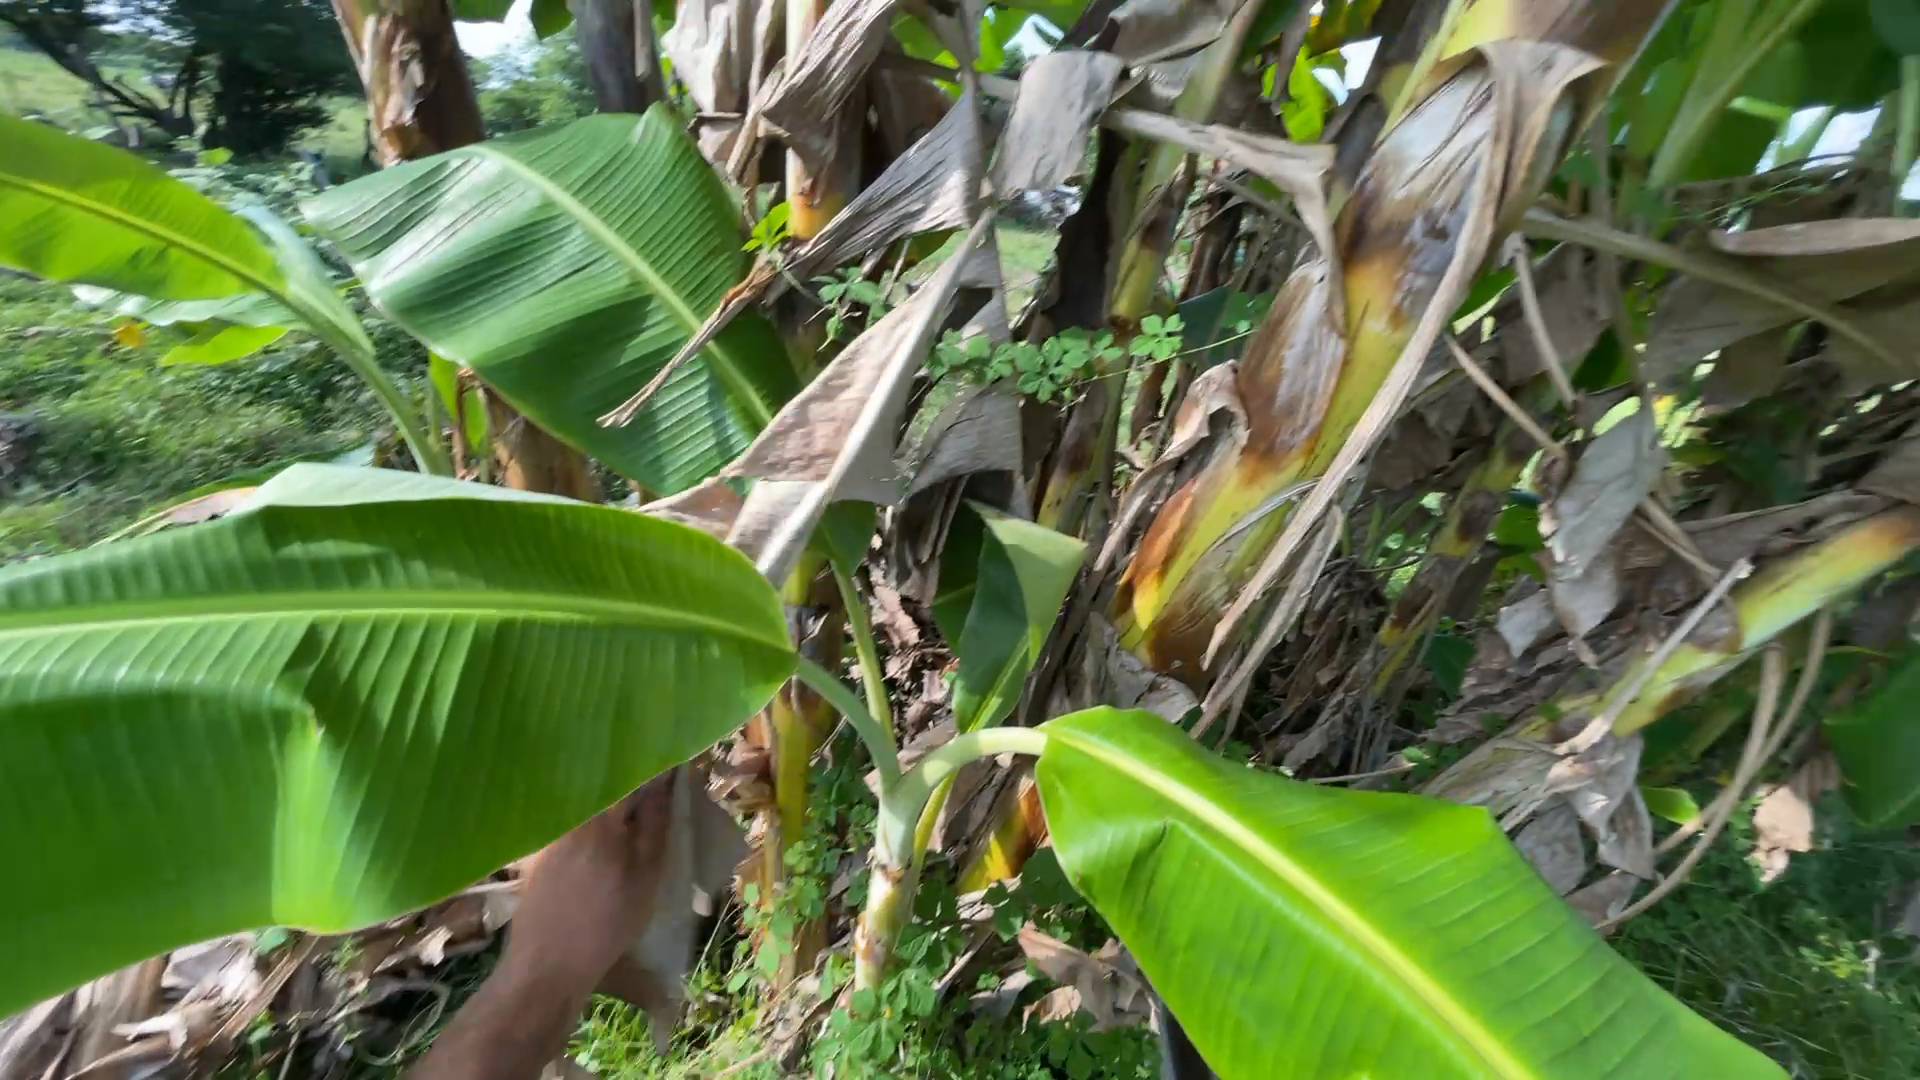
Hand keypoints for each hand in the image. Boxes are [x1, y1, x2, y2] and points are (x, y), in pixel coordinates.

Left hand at [499, 770, 676, 995]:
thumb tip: (667, 782)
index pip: (630, 776)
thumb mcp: (647, 875)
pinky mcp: (536, 850)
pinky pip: (569, 818)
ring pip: (586, 801)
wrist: (546, 968)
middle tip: (655, 786)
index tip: (672, 767)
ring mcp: (549, 833)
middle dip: (630, 779)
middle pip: (604, 783)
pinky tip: (602, 835)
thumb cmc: (607, 922)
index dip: (653, 769)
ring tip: (631, 807)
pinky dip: (589, 816)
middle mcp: (570, 817)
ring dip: (610, 797)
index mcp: (600, 819)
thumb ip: (657, 824)